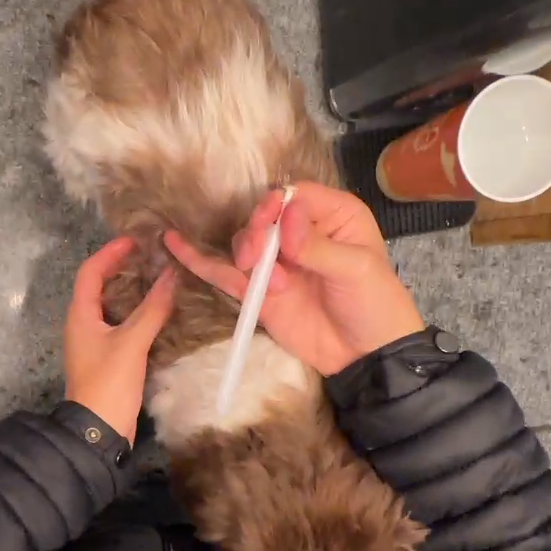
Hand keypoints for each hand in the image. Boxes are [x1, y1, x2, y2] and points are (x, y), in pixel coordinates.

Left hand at [64, 237, 177, 444]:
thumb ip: (152, 309)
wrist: (99, 429)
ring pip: (113, 306)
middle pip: (100, 286)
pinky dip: (138, 313)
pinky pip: (122, 325)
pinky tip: (161, 311)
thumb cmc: (109, 383)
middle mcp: (83, 325)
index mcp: (80, 316)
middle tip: (152, 256)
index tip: (135, 240)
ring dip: (133, 291)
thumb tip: (171, 275)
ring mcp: (95, 342)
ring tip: (160, 277)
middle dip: (123, 268)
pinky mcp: (108, 358)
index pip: (90, 272)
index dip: (110, 253)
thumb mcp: (132, 342)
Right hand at [164, 184, 424, 374]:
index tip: (276, 230)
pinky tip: (176, 244)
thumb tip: (285, 217)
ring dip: (246, 259)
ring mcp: (276, 264)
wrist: (365, 355)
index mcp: (332, 216)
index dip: (278, 208)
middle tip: (260, 260)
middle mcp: (299, 234)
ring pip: (242, 245)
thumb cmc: (375, 304)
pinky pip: (225, 275)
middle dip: (255, 235)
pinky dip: (200, 262)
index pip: (294, 196)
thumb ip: (318, 245)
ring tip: (270, 285)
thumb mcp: (357, 269)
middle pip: (261, 218)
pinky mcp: (258, 292)